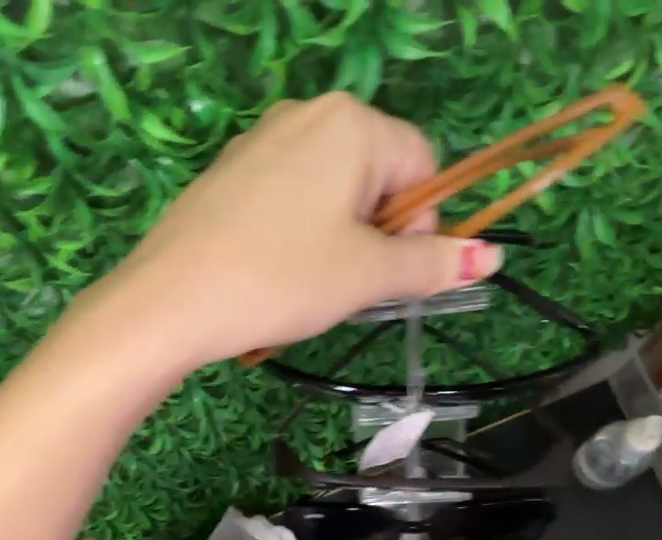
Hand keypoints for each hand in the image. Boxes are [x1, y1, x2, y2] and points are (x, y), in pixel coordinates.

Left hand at [95, 93, 503, 371]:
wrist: (169, 301)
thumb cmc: (280, 279)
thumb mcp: (367, 276)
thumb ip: (432, 264)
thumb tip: (492, 257)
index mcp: (350, 123)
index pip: (421, 166)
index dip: (418, 226)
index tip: (386, 271)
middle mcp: (305, 115)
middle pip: (374, 173)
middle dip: (375, 230)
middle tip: (345, 281)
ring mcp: (258, 141)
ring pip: (329, 190)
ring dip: (336, 237)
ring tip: (305, 282)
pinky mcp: (226, 174)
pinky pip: (286, 198)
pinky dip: (294, 233)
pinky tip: (271, 271)